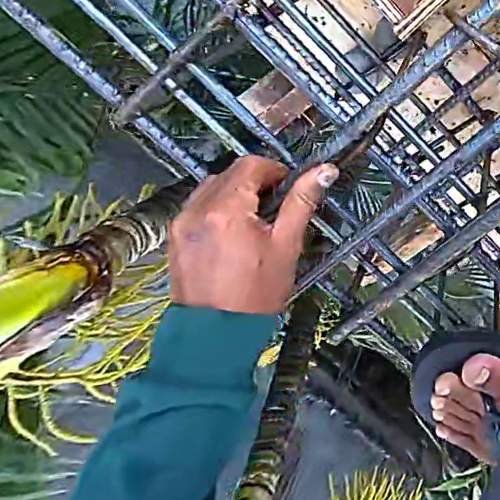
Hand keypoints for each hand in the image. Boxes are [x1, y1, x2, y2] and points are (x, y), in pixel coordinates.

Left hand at [167, 156, 337, 314]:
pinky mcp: (176, 236)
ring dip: (234, 193)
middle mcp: (198, 210)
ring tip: (252, 221)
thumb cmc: (254, 296)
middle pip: (230, 173)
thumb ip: (302, 201)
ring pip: (213, 187)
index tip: (286, 184)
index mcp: (227, 210)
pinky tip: (232, 232)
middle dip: (255, 182)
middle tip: (274, 205)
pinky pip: (198, 206)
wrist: (217, 334)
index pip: (251, 165)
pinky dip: (216, 209)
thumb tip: (323, 172)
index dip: (273, 170)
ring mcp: (183, 223)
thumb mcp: (286, 245)